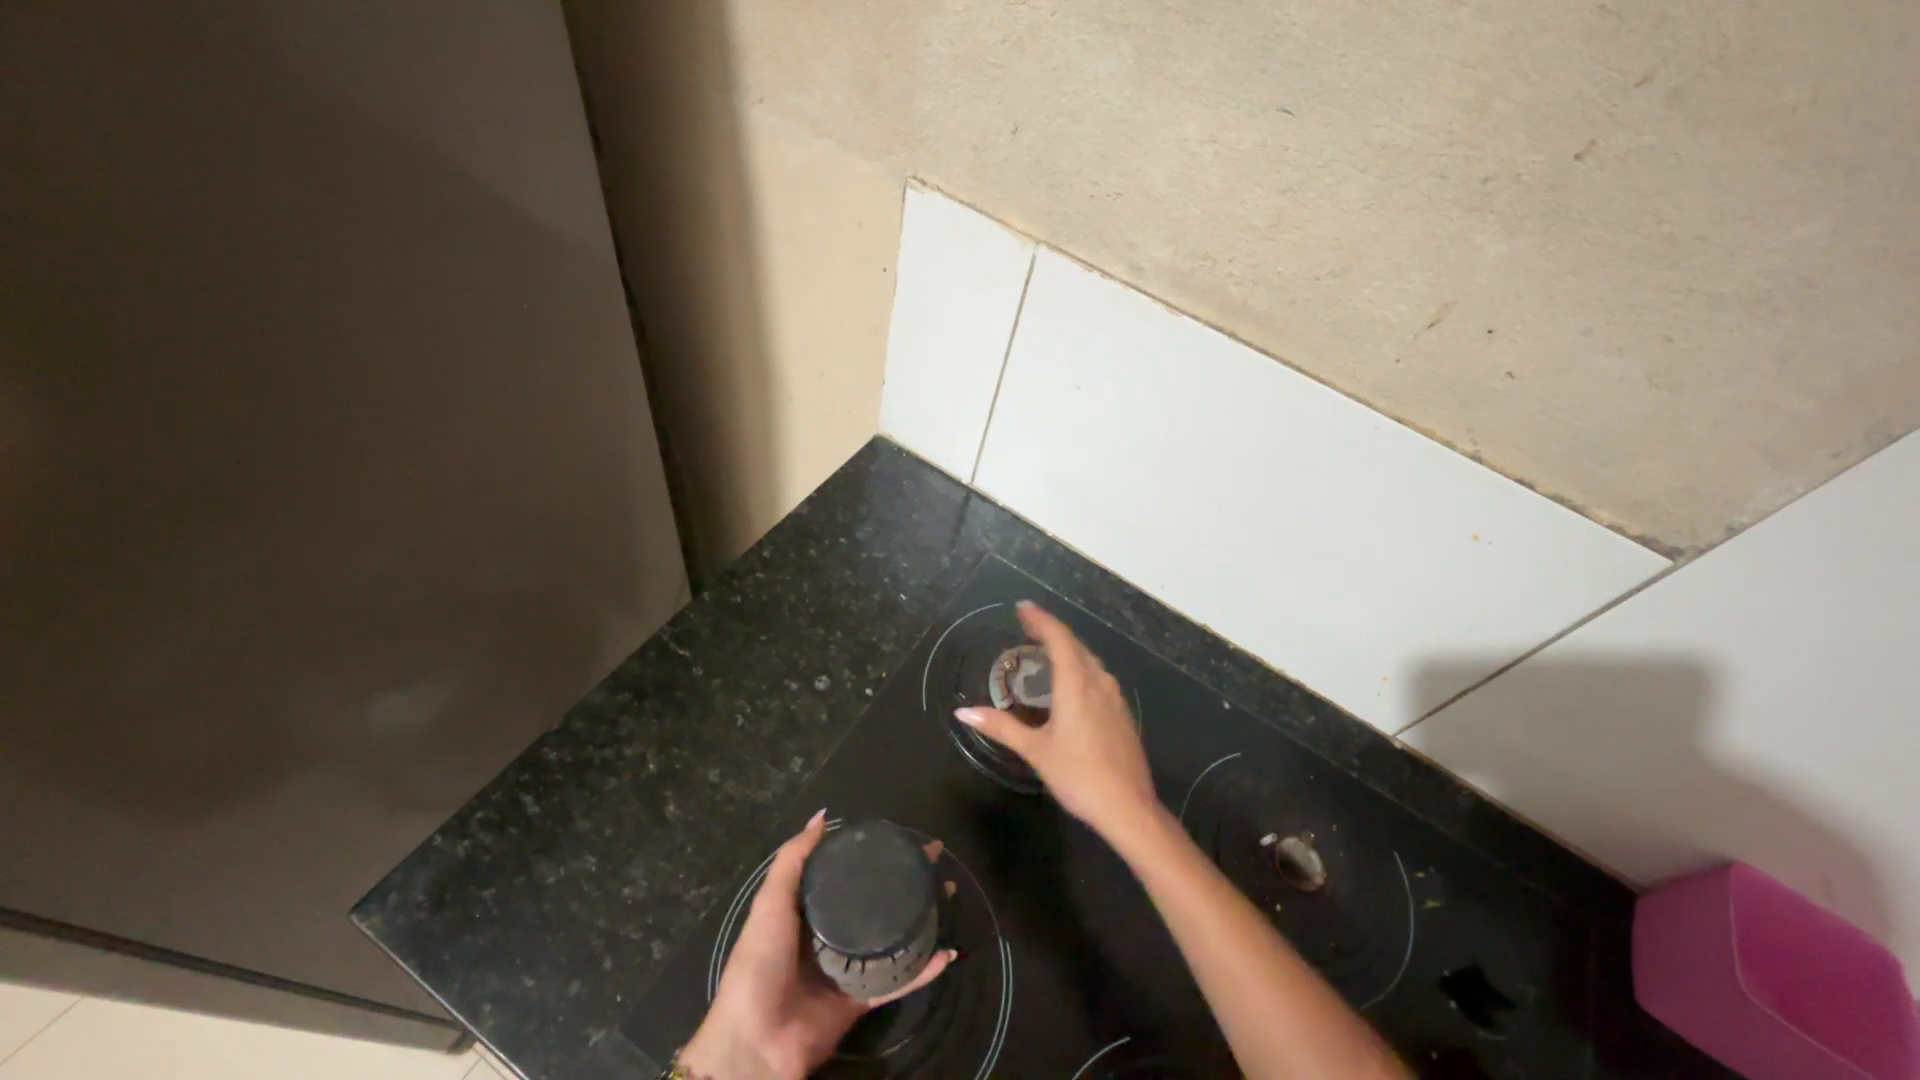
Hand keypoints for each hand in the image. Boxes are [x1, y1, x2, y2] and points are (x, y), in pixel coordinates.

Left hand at [678, 810, 955, 1079]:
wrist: (757, 1037)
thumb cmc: (760, 962)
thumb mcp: (771, 903)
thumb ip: (793, 860)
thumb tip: (822, 816)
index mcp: (807, 912)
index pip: (846, 876)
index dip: (872, 856)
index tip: (902, 839)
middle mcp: (830, 936)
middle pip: (875, 905)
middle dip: (904, 884)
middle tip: (934, 864)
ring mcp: (848, 969)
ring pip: (891, 939)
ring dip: (919, 920)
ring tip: (945, 897)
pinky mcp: (861, 1000)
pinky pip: (896, 982)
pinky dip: (921, 970)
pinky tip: (945, 953)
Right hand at [956, 601, 1158, 838]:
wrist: (1128, 807)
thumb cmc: (1078, 775)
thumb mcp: (1036, 750)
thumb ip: (1001, 727)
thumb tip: (963, 712)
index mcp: (1076, 684)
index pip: (1058, 638)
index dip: (1040, 619)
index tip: (1022, 607)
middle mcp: (1098, 682)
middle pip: (1075, 645)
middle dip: (1051, 631)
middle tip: (1027, 626)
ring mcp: (1115, 698)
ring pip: (1090, 661)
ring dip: (1068, 650)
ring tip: (1045, 650)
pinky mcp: (1122, 714)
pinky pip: (1098, 678)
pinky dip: (1080, 668)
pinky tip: (1070, 683)